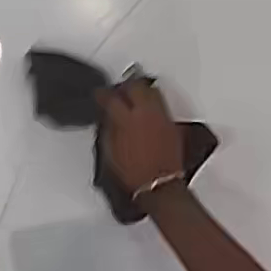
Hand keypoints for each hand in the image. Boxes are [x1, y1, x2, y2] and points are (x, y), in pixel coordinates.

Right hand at [95, 78, 186, 193]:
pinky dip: (152, 100)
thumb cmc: (135, 174)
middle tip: (117, 91)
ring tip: (133, 94)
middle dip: (123, 86)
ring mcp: (160, 116)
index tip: (99, 94)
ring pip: (151, 90)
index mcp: (125, 120)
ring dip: (140, 89)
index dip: (102, 93)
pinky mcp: (171, 122)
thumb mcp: (110, 152)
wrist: (159, 185)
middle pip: (134, 85)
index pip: (110, 97)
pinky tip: (147, 107)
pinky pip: (161, 103)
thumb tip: (107, 116)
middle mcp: (144, 114)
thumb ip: (108, 128)